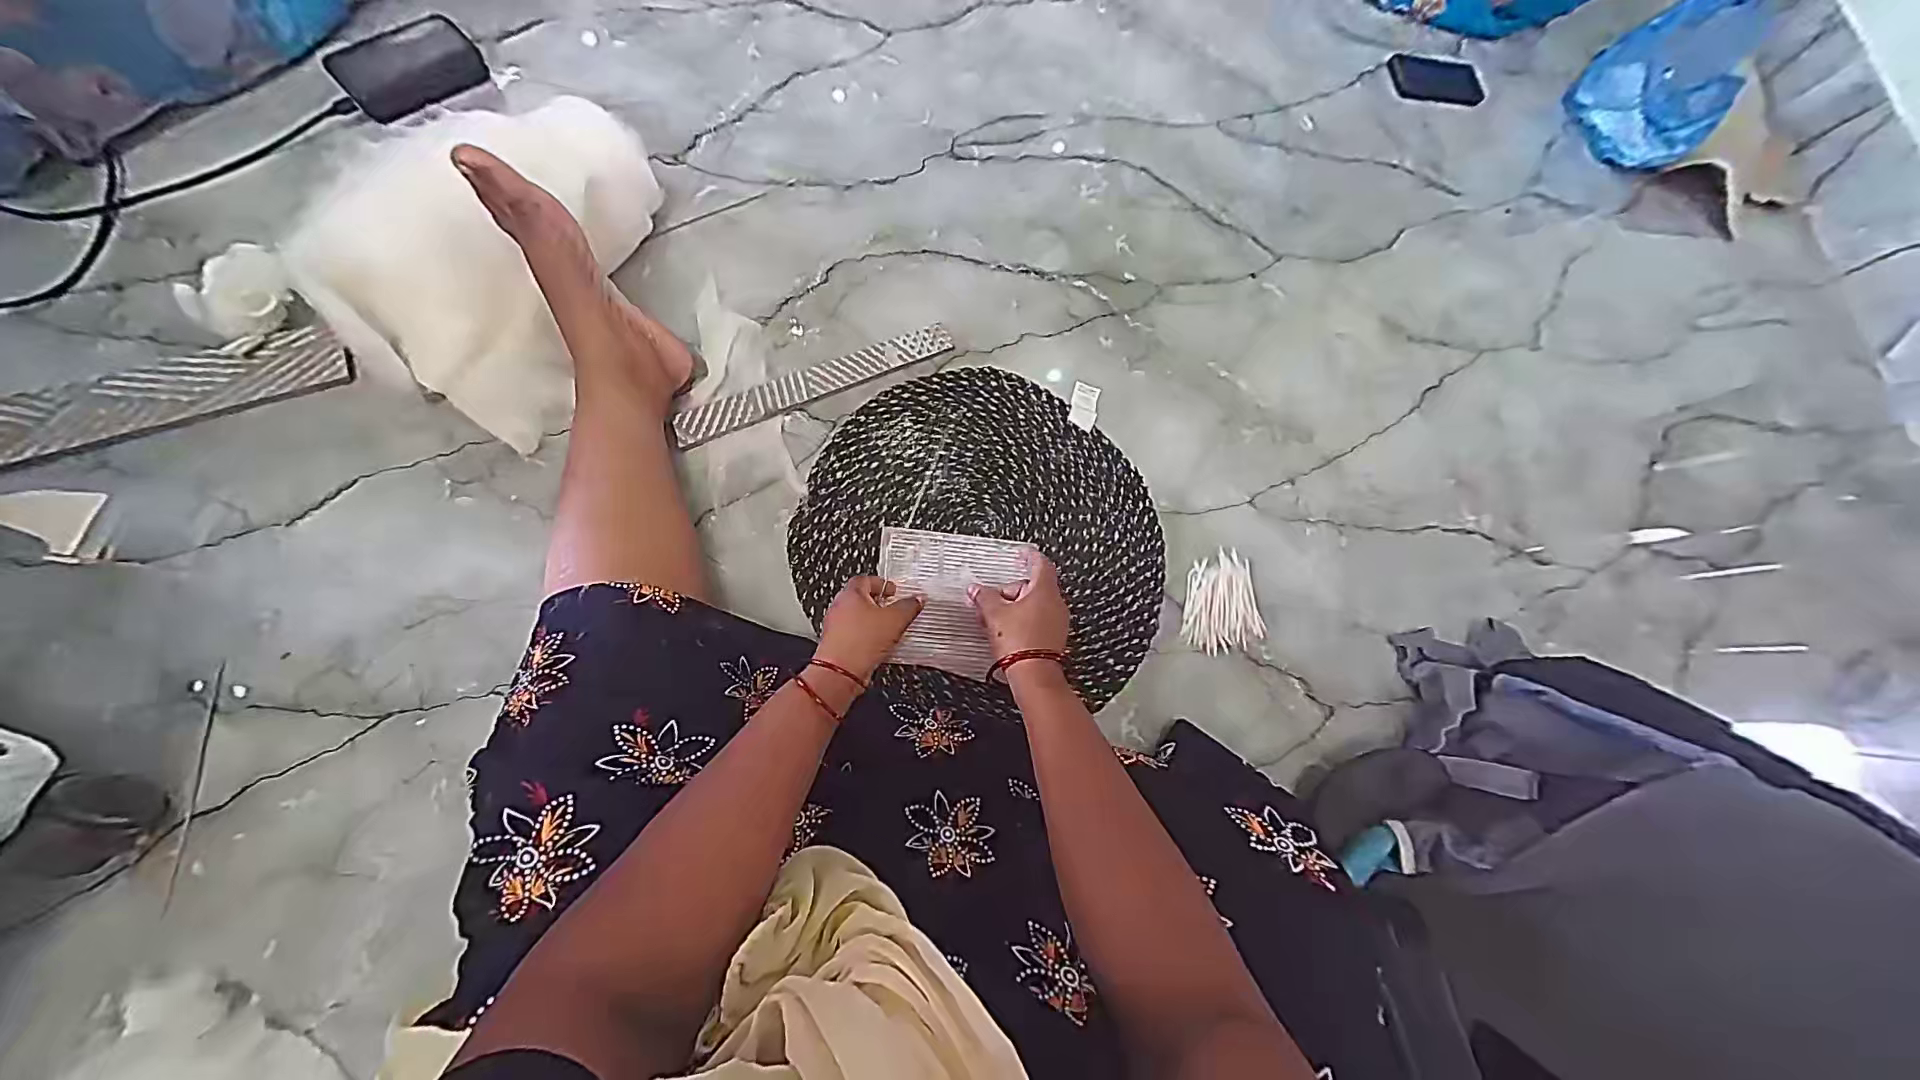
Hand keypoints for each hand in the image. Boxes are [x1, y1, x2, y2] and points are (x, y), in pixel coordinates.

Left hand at [815, 577, 924, 682]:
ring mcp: (835, 625)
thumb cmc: (859, 642)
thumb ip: (909, 606)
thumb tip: (917, 599)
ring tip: (888, 628)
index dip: (882, 583)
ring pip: (856, 617)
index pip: (866, 579)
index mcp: (851, 594)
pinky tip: (877, 645)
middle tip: (893, 608)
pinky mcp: (836, 643)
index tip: (893, 590)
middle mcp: (839, 606)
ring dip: (872, 620)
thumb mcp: (895, 620)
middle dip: (878, 603)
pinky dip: (865, 636)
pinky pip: (853, 634)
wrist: (841, 671)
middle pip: (861, 597)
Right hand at [969, 552, 1069, 660]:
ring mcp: (1057, 622)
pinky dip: (1021, 620)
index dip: (1029, 556)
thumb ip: (984, 597)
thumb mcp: (995, 614)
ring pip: (1033, 605)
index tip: (1021, 553)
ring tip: (994, 618)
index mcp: (1044, 592)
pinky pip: (1036, 620)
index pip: (1040, 564)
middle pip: (1032, 586)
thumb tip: (976, 590)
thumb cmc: (1020, 643)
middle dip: (1010, 590)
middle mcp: (1055, 604)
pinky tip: (1005, 631)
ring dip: (1014, 607)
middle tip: (991, 598)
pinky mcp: (1053, 638)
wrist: (1034, 675)